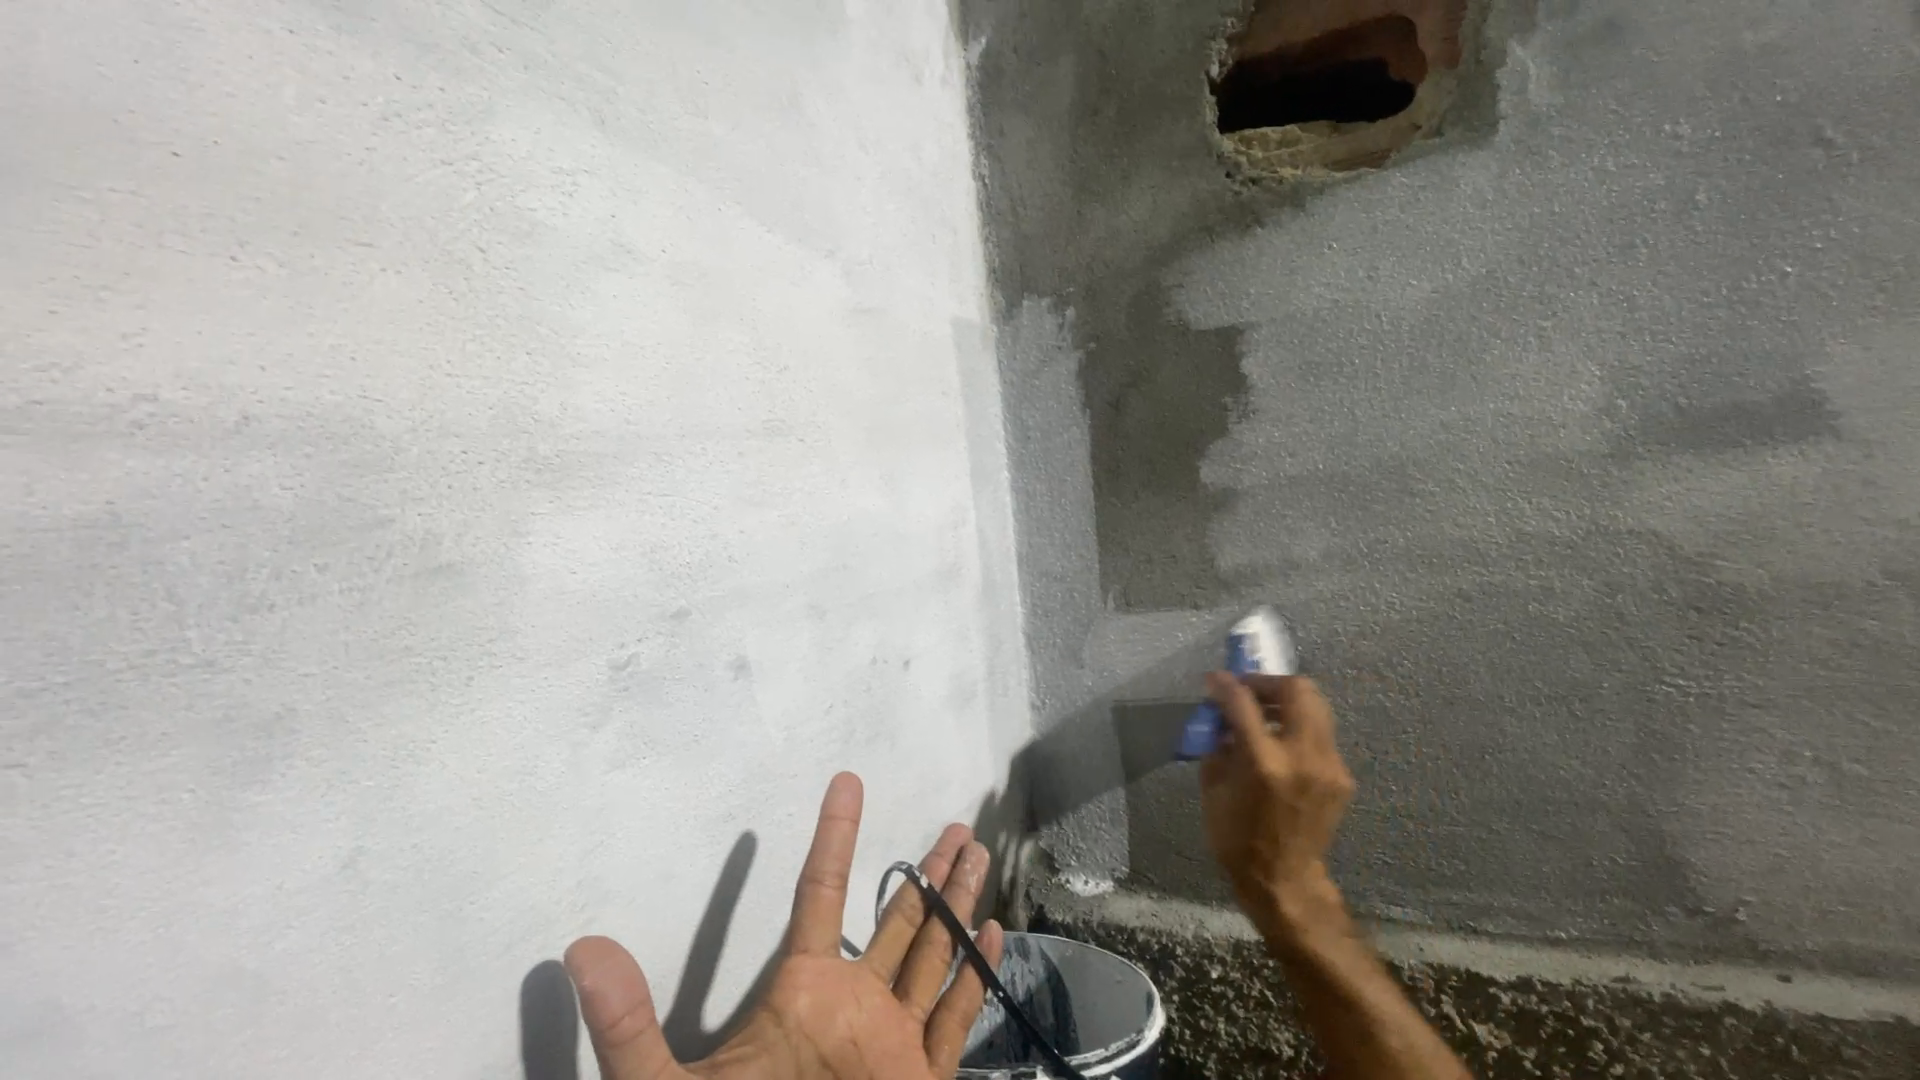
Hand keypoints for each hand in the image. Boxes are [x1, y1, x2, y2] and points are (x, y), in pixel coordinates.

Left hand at [565, 773, 1003, 1079]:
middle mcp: (854, 1002)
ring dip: (955, 904)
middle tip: (956, 825)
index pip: (821, 892)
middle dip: (926, 872)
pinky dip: (976, 976)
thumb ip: (625, 1022)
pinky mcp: (922, 1079)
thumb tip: (579, 948)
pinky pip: (955, 1019)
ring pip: (934, 954)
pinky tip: (990, 934)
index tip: (847, 782)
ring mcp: (892, 1040)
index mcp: (802, 988)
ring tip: (974, 854)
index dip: (836, 836)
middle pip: (898, 919)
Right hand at [1199, 672, 1355, 938]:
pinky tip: (1281, 744)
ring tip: (1265, 714)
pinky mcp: (1342, 776)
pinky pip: (1321, 734)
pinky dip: (1299, 727)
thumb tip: (1223, 716)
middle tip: (1248, 691)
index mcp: (1263, 763)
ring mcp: (1329, 765)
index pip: (1245, 703)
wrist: (1284, 879)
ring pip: (1316, 707)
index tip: (1215, 680)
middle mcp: (1302, 756)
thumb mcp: (1214, 788)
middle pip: (1297, 690)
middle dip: (1269, 682)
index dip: (1226, 685)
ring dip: (1288, 701)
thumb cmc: (1237, 838)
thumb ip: (1220, 745)